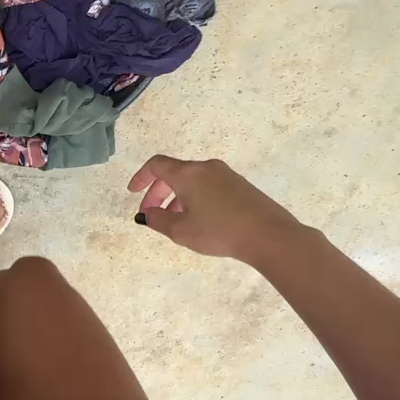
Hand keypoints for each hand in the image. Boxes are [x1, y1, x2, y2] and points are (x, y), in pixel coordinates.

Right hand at [128, 155, 307, 263]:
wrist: (267, 234)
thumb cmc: (218, 231)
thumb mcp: (180, 231)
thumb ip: (157, 220)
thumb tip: (147, 214)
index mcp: (188, 174)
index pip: (156, 165)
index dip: (141, 177)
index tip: (132, 192)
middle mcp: (206, 168)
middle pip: (173, 173)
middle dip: (157, 192)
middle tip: (150, 214)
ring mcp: (225, 174)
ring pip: (191, 181)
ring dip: (175, 197)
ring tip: (173, 220)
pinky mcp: (238, 184)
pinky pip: (207, 185)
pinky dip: (193, 198)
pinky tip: (196, 219)